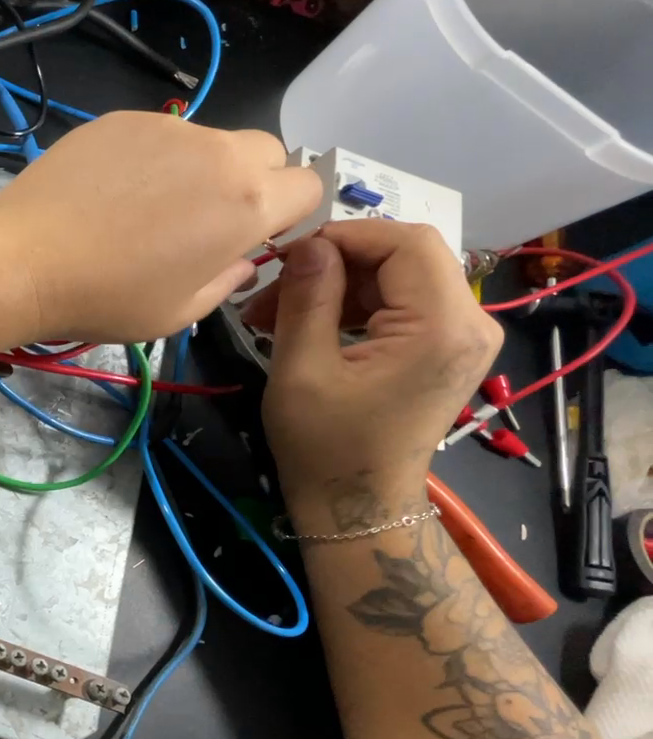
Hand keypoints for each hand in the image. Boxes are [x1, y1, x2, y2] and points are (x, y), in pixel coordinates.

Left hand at [0, 112, 322, 342]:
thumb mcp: (172, 315)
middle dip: (250, 182)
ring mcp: (168, 129)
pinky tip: (100, 195)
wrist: (20, 262)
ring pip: (206, 142)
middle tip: (196, 223)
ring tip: (135, 211)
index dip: (286, 213)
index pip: (310, 187)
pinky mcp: (122, 120)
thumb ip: (223, 284)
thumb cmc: (99, 300)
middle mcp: (220, 153)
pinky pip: (153, 136)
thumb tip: (240, 261)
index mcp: (247, 205)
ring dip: (192, 170)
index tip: (249, 235)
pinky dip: (143, 160)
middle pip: (266, 153)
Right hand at [247, 220, 501, 531]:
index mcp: (440, 326)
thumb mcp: (300, 372)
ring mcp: (461, 336)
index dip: (344, 236)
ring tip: (272, 311)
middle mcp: (469, 322)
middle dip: (334, 261)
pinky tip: (305, 323)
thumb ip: (306, 302)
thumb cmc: (323, 445)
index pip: (405, 243)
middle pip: (405, 257)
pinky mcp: (444, 350)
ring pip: (399, 279)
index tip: (283, 254)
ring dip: (336, 285)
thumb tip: (306, 247)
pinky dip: (351, 306)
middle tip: (269, 286)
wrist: (356, 503)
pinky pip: (400, 306)